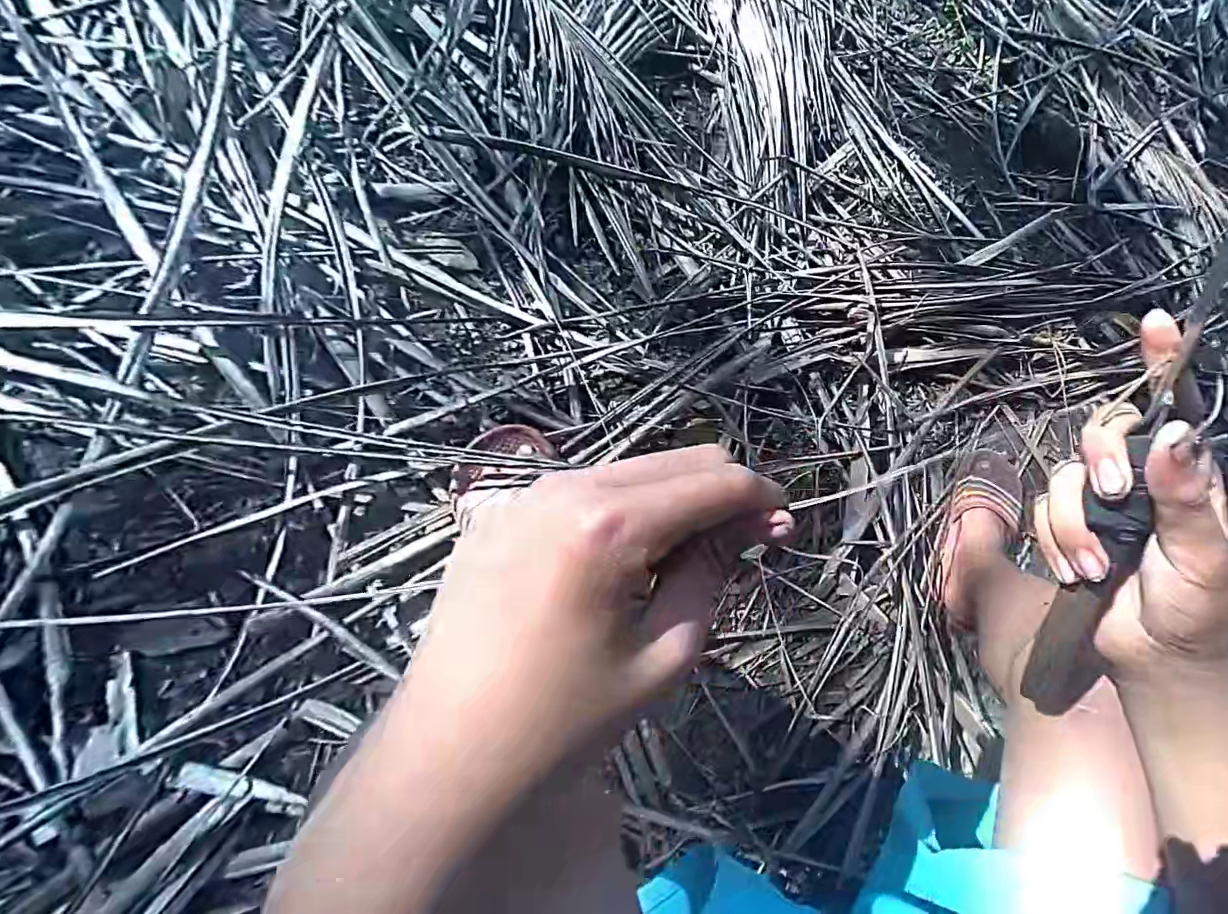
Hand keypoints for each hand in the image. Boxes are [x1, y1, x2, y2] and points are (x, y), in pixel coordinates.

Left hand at [405, 443, 790, 762]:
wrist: (441, 767)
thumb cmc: (564, 723)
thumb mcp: (665, 654)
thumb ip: (713, 571)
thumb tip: (753, 524)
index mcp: (608, 524)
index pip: (715, 482)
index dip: (762, 497)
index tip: (785, 525)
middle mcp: (567, 488)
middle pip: (682, 460)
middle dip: (726, 493)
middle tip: (749, 542)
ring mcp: (528, 495)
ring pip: (638, 469)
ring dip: (679, 500)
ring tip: (686, 558)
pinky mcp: (503, 513)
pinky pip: (590, 488)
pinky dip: (630, 509)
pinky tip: (627, 560)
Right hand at [1032, 309, 1227, 687]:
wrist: (1154, 657)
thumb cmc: (1196, 606)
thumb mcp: (1204, 556)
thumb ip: (1185, 498)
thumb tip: (1171, 434)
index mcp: (1183, 471)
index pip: (1174, 404)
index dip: (1163, 360)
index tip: (1158, 324)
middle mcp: (1138, 474)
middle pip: (1104, 427)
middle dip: (1100, 457)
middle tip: (1113, 496)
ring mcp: (1099, 498)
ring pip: (1066, 475)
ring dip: (1075, 523)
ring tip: (1097, 567)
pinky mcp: (1069, 523)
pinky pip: (1045, 510)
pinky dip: (1057, 541)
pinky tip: (1080, 572)